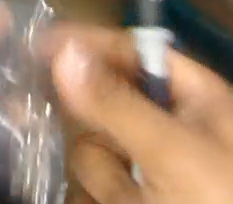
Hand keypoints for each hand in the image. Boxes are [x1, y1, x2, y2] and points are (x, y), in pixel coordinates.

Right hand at [49, 24, 232, 203]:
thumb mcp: (173, 152)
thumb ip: (115, 103)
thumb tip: (63, 50)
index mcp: (192, 96)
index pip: (132, 51)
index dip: (89, 44)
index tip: (40, 44)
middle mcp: (169, 127)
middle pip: (105, 102)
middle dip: (91, 121)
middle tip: (60, 125)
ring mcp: (152, 172)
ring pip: (95, 152)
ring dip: (109, 180)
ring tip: (136, 202)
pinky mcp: (135, 203)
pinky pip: (96, 189)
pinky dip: (106, 198)